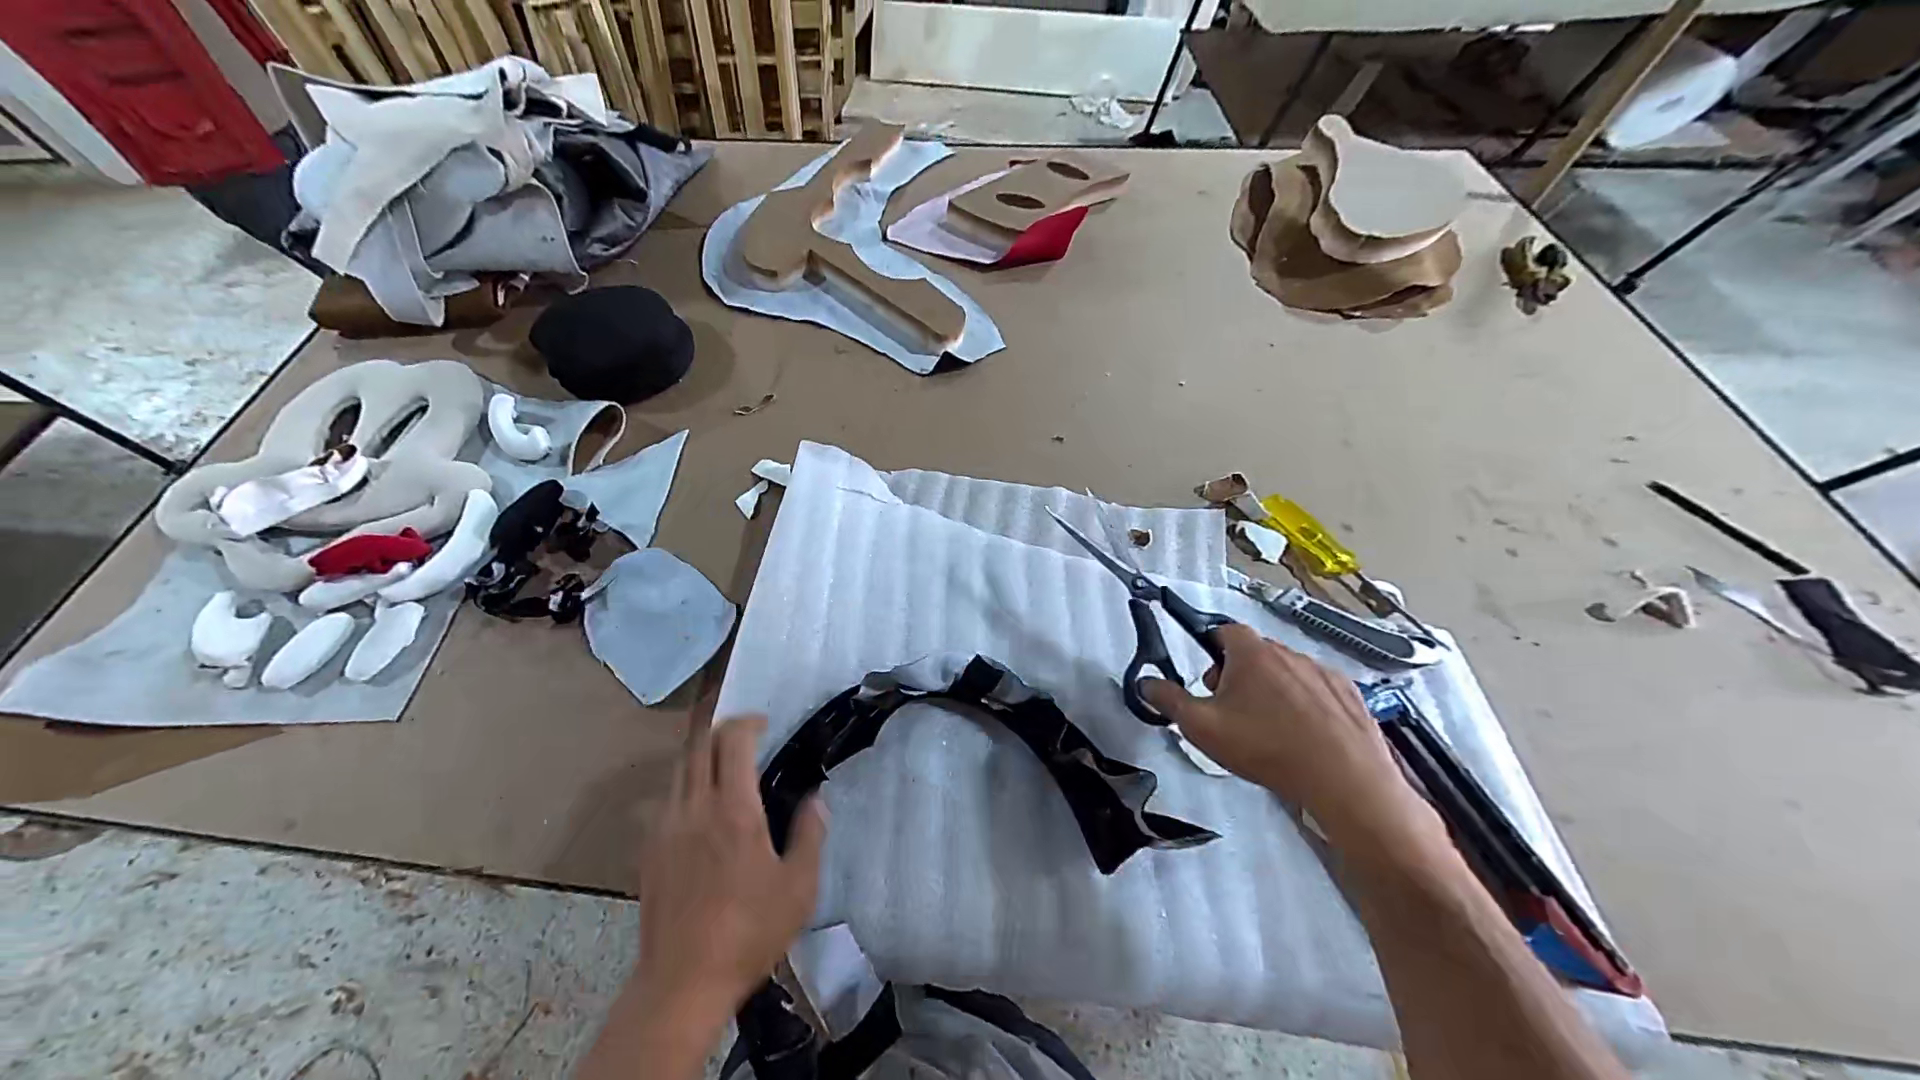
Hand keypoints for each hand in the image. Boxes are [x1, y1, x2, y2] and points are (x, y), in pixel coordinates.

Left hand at [632, 714, 827, 1022]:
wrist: (683, 981)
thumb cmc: (749, 932)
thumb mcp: (799, 886)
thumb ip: (810, 834)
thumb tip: (814, 800)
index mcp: (734, 810)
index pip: (733, 741)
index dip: (748, 721)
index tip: (765, 723)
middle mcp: (694, 808)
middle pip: (698, 745)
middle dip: (722, 729)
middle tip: (746, 736)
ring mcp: (665, 828)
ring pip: (678, 769)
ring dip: (701, 754)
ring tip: (724, 767)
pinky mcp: (649, 851)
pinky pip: (666, 799)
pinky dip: (685, 785)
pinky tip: (701, 810)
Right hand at [1141, 624, 1424, 846]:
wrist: (1344, 780)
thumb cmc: (1270, 749)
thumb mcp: (1202, 727)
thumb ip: (1169, 701)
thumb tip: (1147, 684)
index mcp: (1250, 653)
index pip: (1221, 630)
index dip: (1208, 648)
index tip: (1204, 670)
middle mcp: (1288, 654)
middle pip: (1252, 652)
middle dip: (1236, 675)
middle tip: (1228, 709)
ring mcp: (1322, 674)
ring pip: (1285, 673)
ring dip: (1271, 691)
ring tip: (1265, 730)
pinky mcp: (1348, 696)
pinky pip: (1316, 692)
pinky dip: (1305, 707)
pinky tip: (1299, 737)